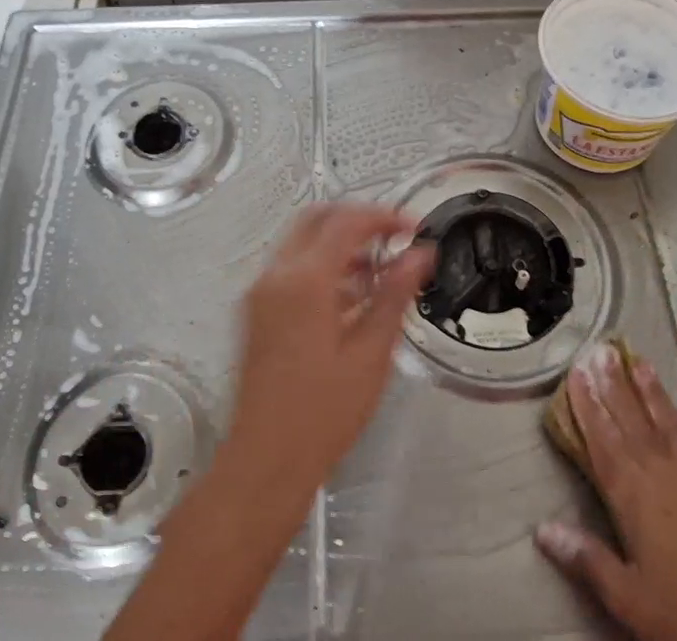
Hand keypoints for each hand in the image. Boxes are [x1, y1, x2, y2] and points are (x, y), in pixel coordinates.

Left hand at [225, 202, 436, 489]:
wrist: (266, 460)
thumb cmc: (325, 411)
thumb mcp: (371, 352)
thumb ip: (395, 294)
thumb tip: (421, 253)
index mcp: (304, 280)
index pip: (346, 222)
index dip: (384, 217)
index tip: (416, 228)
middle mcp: (275, 276)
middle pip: (317, 220)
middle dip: (357, 220)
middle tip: (396, 238)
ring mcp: (260, 294)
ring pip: (301, 244)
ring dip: (339, 244)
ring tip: (382, 271)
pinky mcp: (256, 313)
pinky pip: (290, 270)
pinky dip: (321, 267)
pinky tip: (353, 298)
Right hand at [536, 345, 676, 640]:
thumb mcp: (626, 594)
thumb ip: (586, 557)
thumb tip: (542, 529)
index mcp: (634, 495)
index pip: (603, 440)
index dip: (588, 404)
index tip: (577, 372)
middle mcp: (664, 474)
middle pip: (633, 420)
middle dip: (615, 384)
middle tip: (602, 349)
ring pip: (668, 423)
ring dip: (651, 392)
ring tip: (639, 362)